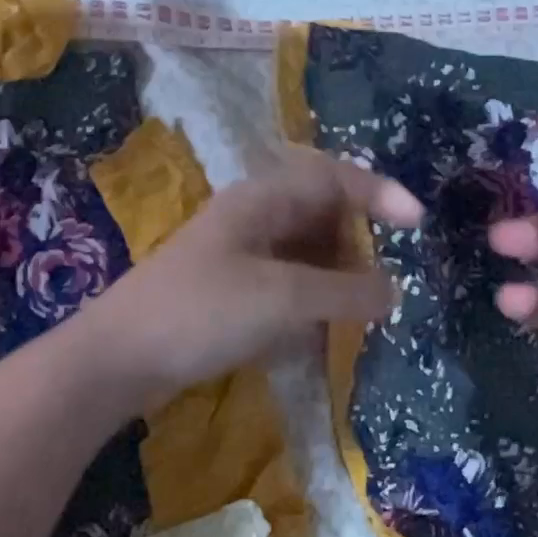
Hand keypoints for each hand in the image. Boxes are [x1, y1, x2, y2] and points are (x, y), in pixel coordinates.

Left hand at [76, 147, 422, 407]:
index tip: (417, 226)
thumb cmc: (203, 313)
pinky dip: (305, 309)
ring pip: (300, 260)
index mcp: (263, 199)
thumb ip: (345, 292)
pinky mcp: (223, 302)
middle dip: (357, 246)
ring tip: (359, 316)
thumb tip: (393, 292)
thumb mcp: (284, 298)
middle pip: (319, 218)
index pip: (334, 177)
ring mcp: (233, 263)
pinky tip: (316, 337)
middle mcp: (249, 222)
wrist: (120, 359)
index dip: (380, 194)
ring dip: (333, 282)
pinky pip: (279, 294)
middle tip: (383, 286)